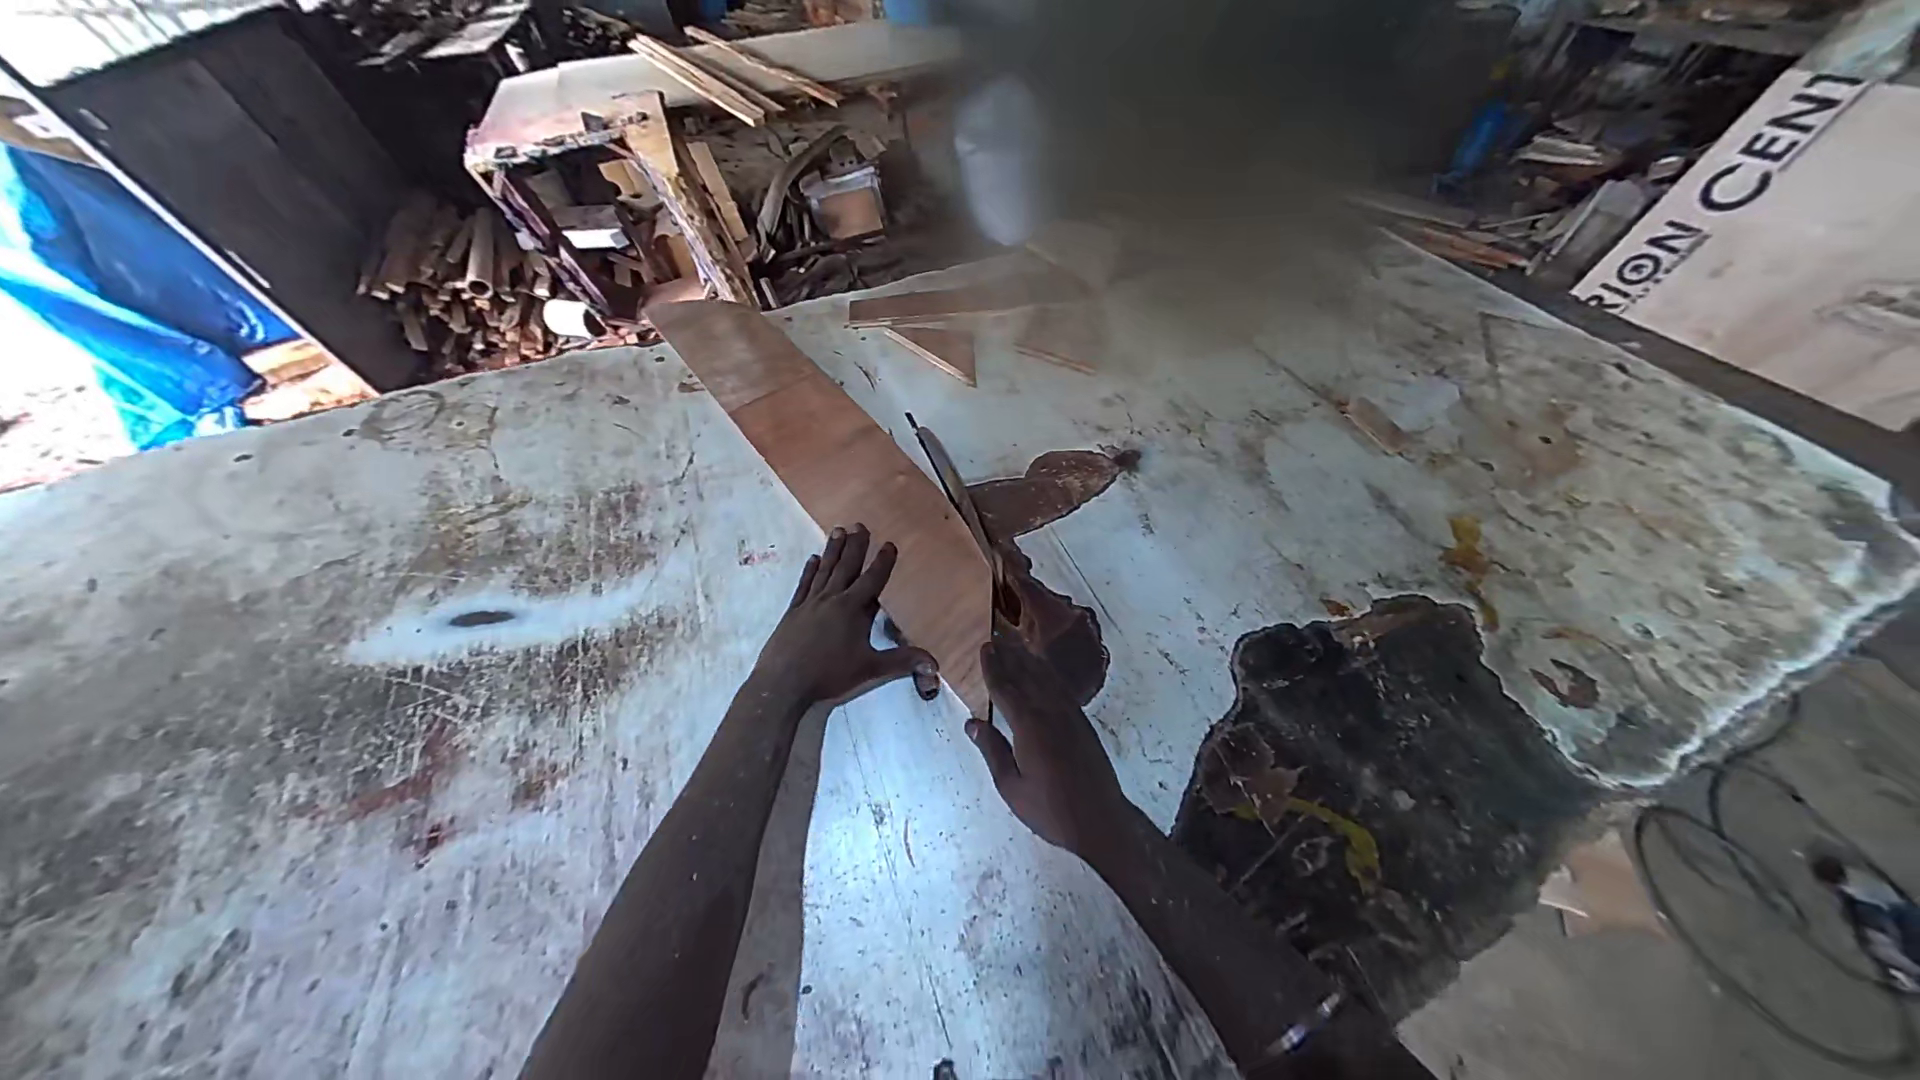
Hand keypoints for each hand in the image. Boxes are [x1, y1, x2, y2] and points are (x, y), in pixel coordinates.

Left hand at [750, 524, 938, 708]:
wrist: (783, 682)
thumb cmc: (829, 675)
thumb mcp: (870, 669)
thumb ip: (902, 662)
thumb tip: (934, 664)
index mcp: (852, 609)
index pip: (872, 580)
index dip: (882, 562)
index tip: (889, 544)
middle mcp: (831, 599)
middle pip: (846, 567)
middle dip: (856, 546)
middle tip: (859, 524)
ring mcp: (810, 603)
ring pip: (825, 570)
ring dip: (833, 550)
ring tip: (838, 530)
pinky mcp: (793, 611)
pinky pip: (804, 585)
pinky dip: (810, 571)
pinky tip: (813, 559)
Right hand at [965, 631, 1133, 859]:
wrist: (1100, 820)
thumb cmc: (1050, 809)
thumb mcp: (1011, 786)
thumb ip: (992, 750)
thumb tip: (973, 723)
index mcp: (1029, 726)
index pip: (1006, 689)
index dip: (994, 668)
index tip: (985, 649)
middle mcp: (1050, 713)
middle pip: (1026, 676)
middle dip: (1010, 656)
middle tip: (996, 639)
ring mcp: (1070, 715)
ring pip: (1046, 678)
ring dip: (1029, 660)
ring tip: (1016, 645)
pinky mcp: (1082, 722)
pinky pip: (1061, 688)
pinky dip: (1048, 674)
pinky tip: (1043, 672)